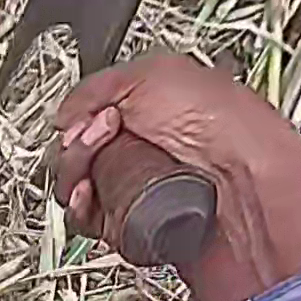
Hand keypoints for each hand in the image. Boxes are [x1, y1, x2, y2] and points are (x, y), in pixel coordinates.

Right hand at [49, 54, 300, 300]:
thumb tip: (61, 118)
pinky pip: (83, 221)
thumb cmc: (220, 126)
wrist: (239, 189)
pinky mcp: (124, 226)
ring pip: (71, 190)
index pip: (83, 120)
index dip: (79, 119)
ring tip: (98, 174)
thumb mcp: (154, 74)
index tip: (98, 117)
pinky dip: (80, 210)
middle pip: (71, 155)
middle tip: (106, 136)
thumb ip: (97, 87)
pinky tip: (91, 199)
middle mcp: (134, 151)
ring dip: (74, 178)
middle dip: (77, 148)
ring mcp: (127, 191)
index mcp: (145, 111)